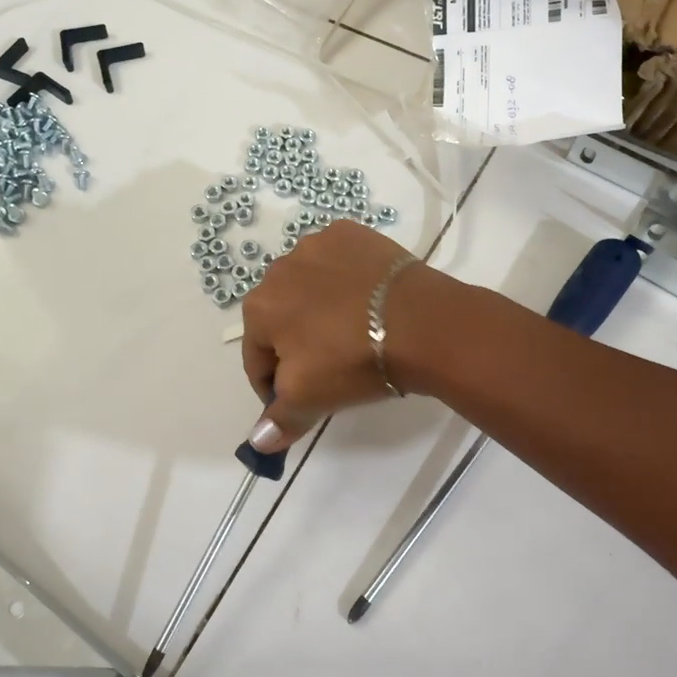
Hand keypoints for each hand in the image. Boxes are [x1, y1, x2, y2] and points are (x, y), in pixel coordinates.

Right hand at [240, 220, 443, 451]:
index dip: (273, 386)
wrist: (419, 323)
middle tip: (330, 366)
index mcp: (259, 309)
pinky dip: (345, 279)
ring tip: (353, 330)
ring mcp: (316, 245)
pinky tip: (367, 298)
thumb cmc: (353, 362)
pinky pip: (338, 261)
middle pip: (279, 318)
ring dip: (319, 307)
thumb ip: (279, 420)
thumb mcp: (310, 398)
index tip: (298, 402)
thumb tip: (258, 442)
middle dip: (295, 343)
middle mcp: (278, 269)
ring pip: (308, 287)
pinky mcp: (350, 233)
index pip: (256, 359)